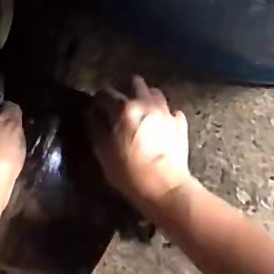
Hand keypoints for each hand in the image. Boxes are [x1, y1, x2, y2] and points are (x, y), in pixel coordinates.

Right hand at [91, 76, 193, 213]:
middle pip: (136, 84)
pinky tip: (161, 123)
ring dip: (147, 96)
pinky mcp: (180, 125)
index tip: (96, 106)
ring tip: (142, 107)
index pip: (106, 93)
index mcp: (123, 109)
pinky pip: (172, 112)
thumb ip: (96, 128)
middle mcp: (146, 104)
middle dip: (126, 88)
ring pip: (156, 93)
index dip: (99, 98)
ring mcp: (166, 113)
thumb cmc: (129, 172)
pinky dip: (165, 114)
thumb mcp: (103, 152)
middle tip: (120, 102)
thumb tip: (92, 113)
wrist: (166, 188)